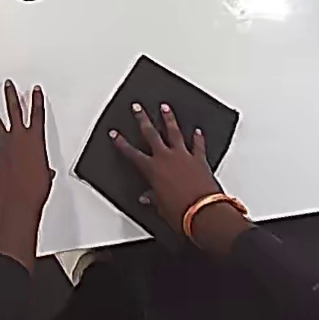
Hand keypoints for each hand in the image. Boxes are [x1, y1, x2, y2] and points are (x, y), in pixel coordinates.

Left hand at [0, 81, 52, 268]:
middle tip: (8, 85)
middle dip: (11, 96)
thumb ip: (43, 167)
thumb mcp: (45, 175)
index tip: (35, 90)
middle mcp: (18, 139)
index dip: (37, 100)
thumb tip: (44, 170)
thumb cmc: (35, 190)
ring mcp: (3, 146)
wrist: (18, 202)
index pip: (37, 114)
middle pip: (14, 111)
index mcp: (35, 140)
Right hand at [111, 102, 249, 255]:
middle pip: (151, 133)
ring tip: (165, 106)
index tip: (115, 134)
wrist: (203, 213)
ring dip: (169, 118)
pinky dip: (198, 138)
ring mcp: (183, 156)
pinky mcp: (199, 159)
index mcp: (153, 170)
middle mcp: (166, 158)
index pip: (132, 153)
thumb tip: (146, 199)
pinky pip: (197, 145)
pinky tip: (197, 130)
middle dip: (142, 119)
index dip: (121, 143)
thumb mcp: (161, 207)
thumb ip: (153, 199)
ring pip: (174, 132)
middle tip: (138, 107)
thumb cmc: (180, 213)